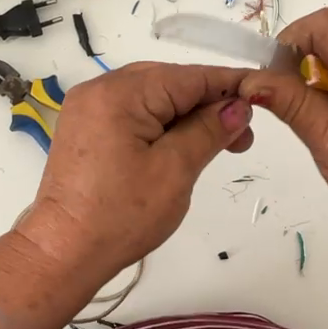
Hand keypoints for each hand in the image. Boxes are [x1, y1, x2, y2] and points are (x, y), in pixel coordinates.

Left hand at [15, 62, 255, 277]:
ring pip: (151, 99)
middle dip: (208, 105)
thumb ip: (209, 131)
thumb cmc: (122, 215)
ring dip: (186, 117)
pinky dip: (160, 126)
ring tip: (217, 145)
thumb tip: (239, 107)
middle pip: (169, 83)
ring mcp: (87, 109)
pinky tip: (181, 146)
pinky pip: (132, 115)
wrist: (65, 251)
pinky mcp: (84, 131)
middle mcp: (99, 89)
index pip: (189, 76)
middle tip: (242, 137)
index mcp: (121, 93)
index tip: (262, 100)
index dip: (229, 87)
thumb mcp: (175, 171)